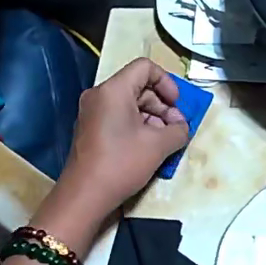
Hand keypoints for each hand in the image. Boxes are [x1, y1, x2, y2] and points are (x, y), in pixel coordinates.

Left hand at [51, 58, 189, 224]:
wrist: (84, 196)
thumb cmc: (122, 163)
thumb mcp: (159, 145)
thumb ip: (179, 129)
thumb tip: (181, 127)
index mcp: (113, 90)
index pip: (145, 68)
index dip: (167, 83)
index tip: (176, 106)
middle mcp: (100, 95)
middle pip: (139, 86)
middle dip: (163, 105)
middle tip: (176, 128)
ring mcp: (93, 113)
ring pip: (131, 103)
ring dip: (153, 118)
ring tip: (166, 141)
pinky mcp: (92, 130)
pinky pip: (120, 117)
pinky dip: (138, 126)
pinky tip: (150, 148)